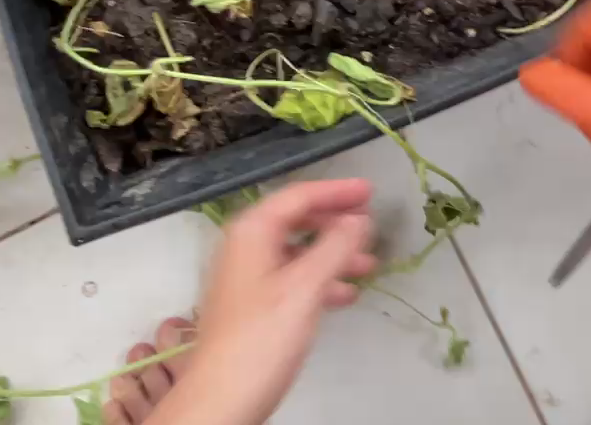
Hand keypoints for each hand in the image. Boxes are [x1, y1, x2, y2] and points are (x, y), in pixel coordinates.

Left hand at [147, 179, 376, 424]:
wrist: (220, 401)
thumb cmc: (261, 338)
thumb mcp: (305, 288)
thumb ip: (334, 248)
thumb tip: (359, 218)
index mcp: (252, 230)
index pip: (299, 196)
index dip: (336, 190)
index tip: (369, 190)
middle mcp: (246, 243)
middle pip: (297, 220)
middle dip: (336, 222)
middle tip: (371, 223)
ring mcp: (246, 274)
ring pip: (297, 251)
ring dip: (332, 255)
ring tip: (369, 266)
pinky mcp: (251, 302)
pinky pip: (291, 277)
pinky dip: (318, 280)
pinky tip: (345, 295)